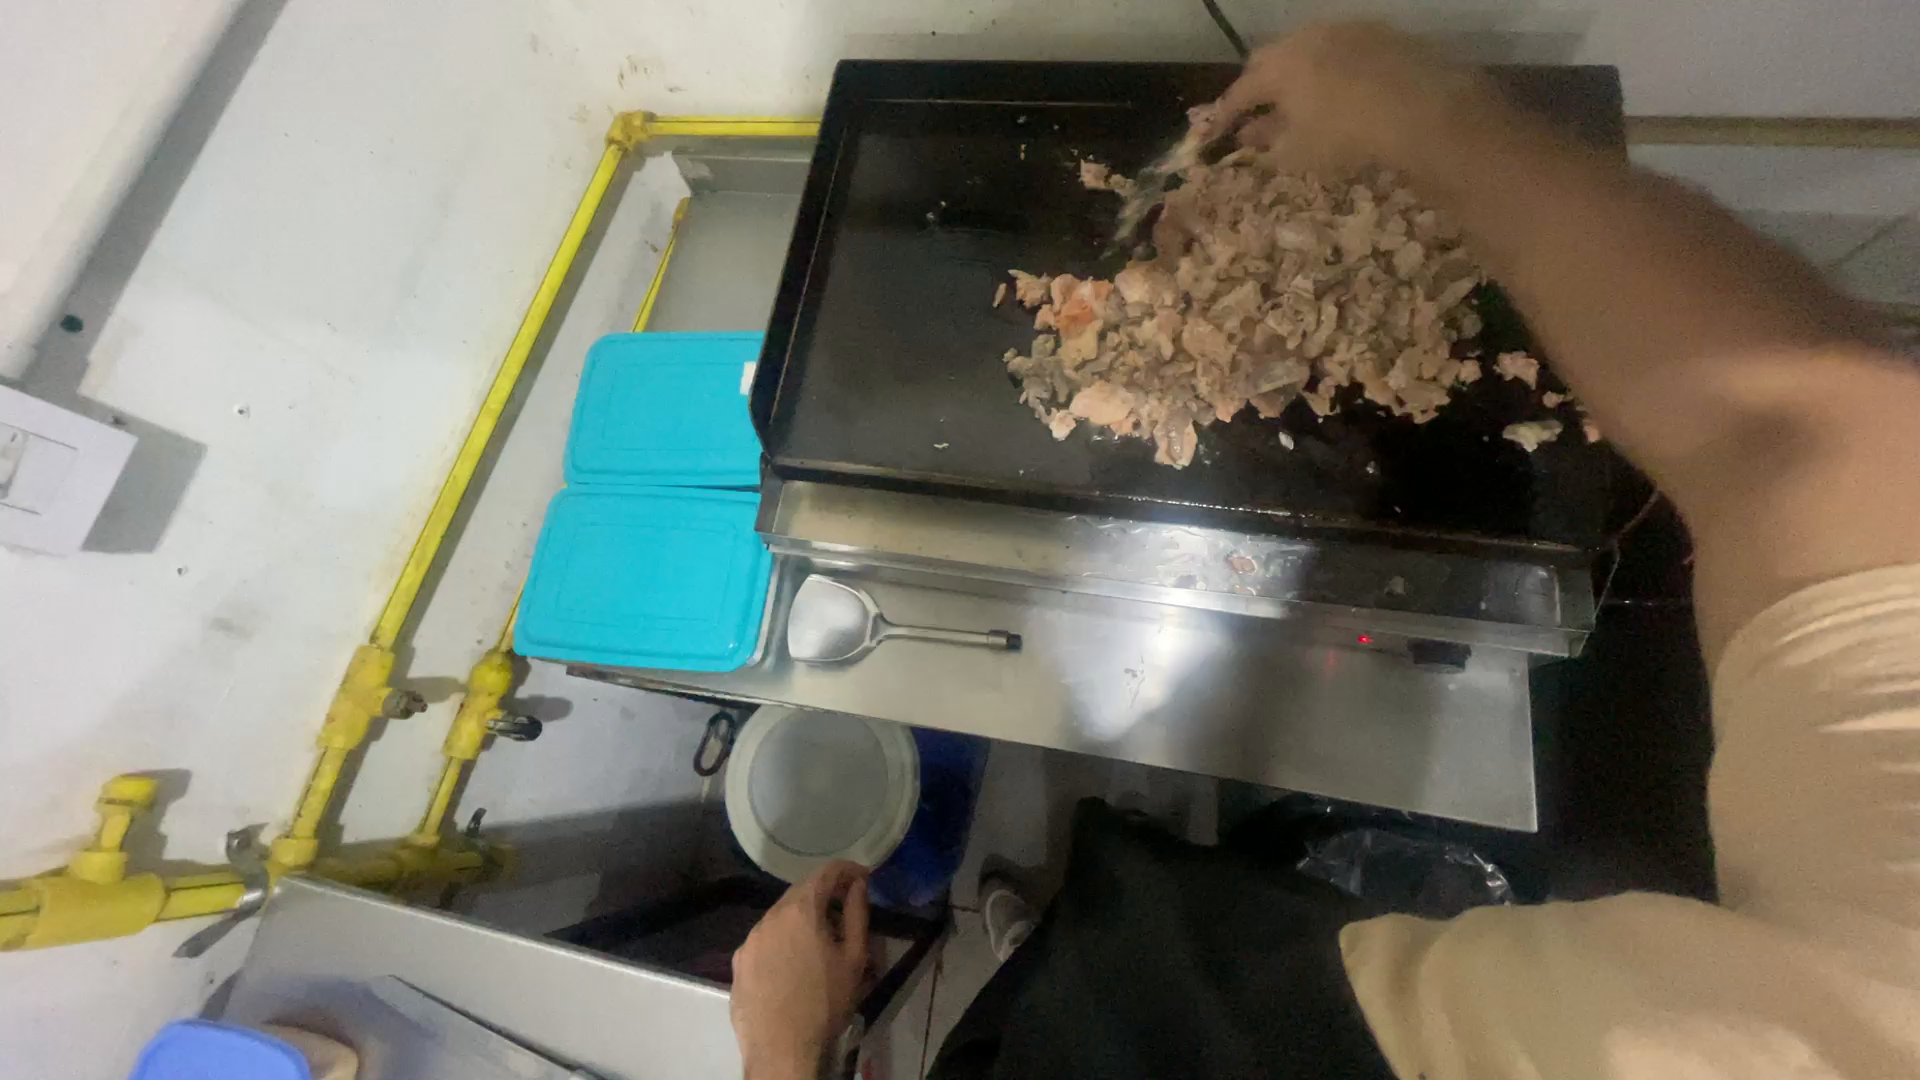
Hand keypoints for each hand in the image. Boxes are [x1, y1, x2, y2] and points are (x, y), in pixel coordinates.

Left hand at [730, 861, 871, 1079]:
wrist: (782, 1053)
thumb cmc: (825, 1004)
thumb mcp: (854, 957)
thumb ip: (857, 912)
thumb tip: (857, 885)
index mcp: (801, 910)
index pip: (826, 872)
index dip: (847, 870)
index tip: (862, 878)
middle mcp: (770, 916)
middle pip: (801, 891)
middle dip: (825, 893)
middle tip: (845, 909)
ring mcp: (750, 940)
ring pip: (781, 915)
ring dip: (802, 917)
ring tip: (819, 940)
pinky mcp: (738, 963)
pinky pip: (765, 939)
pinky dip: (782, 939)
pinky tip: (793, 963)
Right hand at [1204, 21, 1493, 175]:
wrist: (1421, 109)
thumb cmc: (1344, 136)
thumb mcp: (1295, 152)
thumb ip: (1265, 143)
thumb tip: (1247, 138)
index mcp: (1279, 68)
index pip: (1238, 92)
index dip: (1223, 116)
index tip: (1213, 137)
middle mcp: (1307, 39)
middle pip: (1267, 60)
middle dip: (1255, 87)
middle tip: (1252, 114)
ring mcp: (1344, 30)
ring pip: (1303, 50)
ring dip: (1290, 76)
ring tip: (1293, 103)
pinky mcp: (1377, 33)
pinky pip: (1335, 49)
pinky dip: (1323, 70)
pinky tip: (1331, 93)